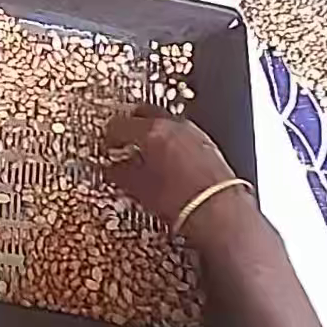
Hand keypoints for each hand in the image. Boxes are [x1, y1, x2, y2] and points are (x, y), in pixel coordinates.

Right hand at [105, 105, 252, 241]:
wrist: (219, 213)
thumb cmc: (182, 201)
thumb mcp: (139, 189)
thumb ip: (120, 174)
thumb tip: (113, 170)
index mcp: (152, 131)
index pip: (120, 125)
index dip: (109, 136)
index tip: (107, 145)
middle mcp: (174, 126)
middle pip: (144, 113)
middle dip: (131, 126)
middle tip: (123, 141)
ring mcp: (194, 133)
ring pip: (166, 123)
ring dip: (152, 133)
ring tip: (145, 153)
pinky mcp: (208, 144)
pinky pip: (182, 135)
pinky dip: (171, 142)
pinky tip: (168, 162)